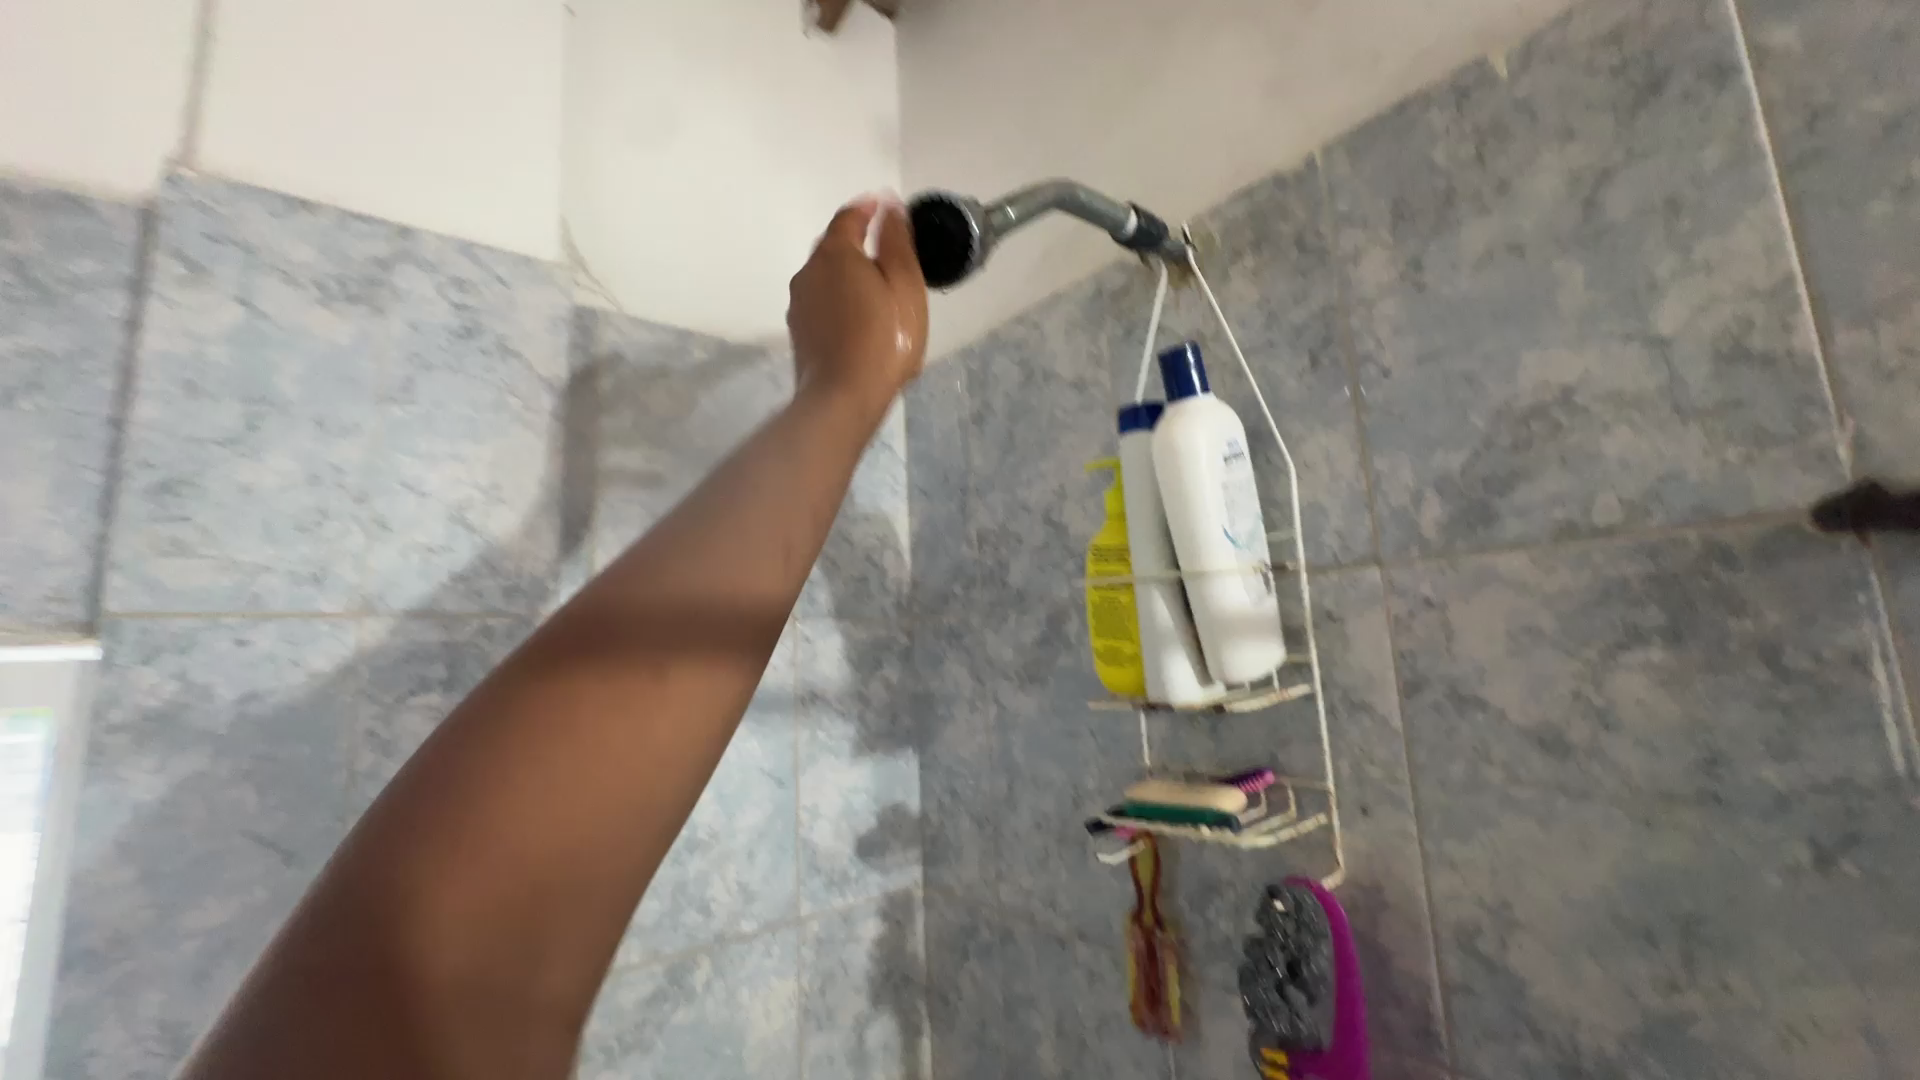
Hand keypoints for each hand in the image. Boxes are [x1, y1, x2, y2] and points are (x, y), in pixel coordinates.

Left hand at [787, 195, 928, 414]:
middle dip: (856, 242)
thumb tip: (889, 207)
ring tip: (874, 288)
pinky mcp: (799, 332)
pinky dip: (839, 300)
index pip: (849, 216)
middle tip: (884, 250)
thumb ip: (897, 242)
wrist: (842, 398)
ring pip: (825, 277)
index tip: (885, 206)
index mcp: (835, 253)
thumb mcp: (905, 287)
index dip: (869, 208)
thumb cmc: (883, 341)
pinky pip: (822, 303)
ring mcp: (799, 304)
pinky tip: (857, 318)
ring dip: (847, 275)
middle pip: (832, 246)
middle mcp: (808, 271)